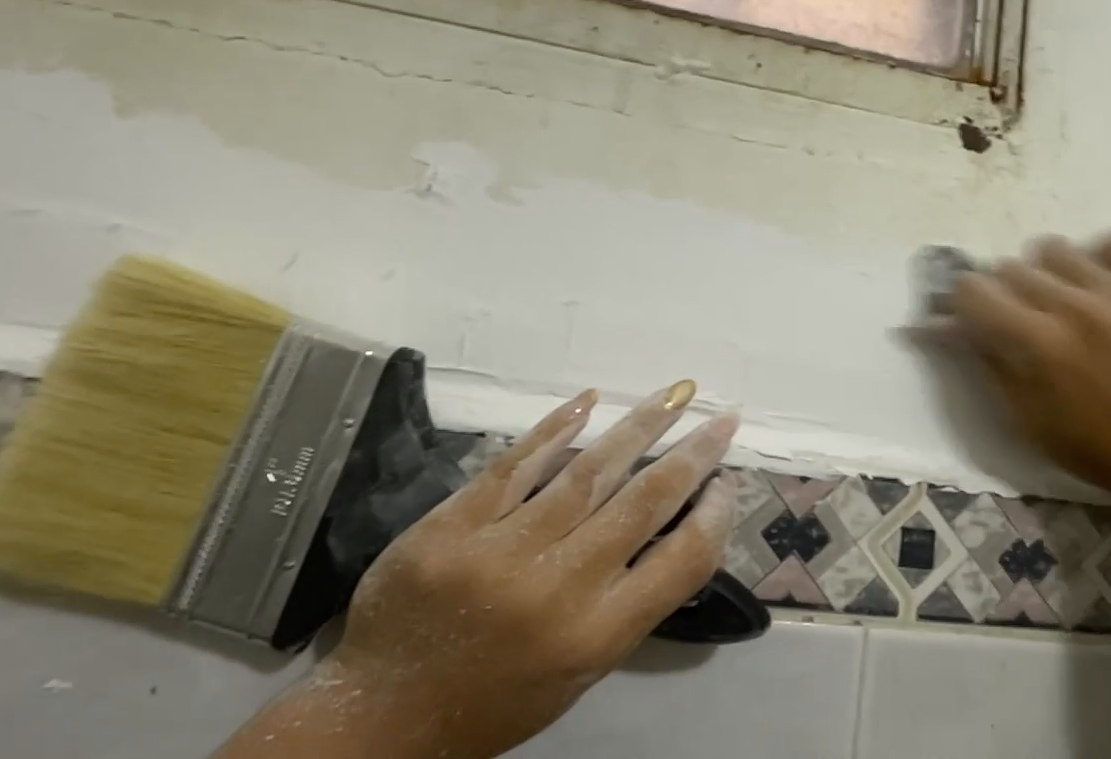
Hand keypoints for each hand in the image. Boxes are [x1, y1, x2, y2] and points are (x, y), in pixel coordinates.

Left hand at [220, 382, 739, 758]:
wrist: (383, 715)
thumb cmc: (493, 702)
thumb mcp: (577, 672)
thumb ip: (624, 603)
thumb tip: (668, 528)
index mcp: (596, 635)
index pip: (680, 562)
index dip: (715, 516)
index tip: (728, 481)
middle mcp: (559, 588)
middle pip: (642, 503)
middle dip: (691, 454)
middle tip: (723, 417)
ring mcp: (503, 550)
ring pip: (587, 471)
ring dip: (637, 427)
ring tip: (672, 395)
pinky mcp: (454, 524)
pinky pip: (516, 464)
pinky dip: (556, 429)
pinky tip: (589, 402)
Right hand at [949, 232, 1110, 515]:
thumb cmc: (1092, 447)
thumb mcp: (1023, 415)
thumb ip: (984, 358)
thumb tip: (942, 322)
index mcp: (1038, 343)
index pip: (973, 290)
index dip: (964, 302)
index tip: (974, 316)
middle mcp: (1076, 309)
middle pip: (1011, 267)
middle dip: (1005, 293)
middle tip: (1022, 320)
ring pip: (1057, 249)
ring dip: (1048, 273)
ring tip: (1063, 302)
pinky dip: (1103, 258)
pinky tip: (1102, 286)